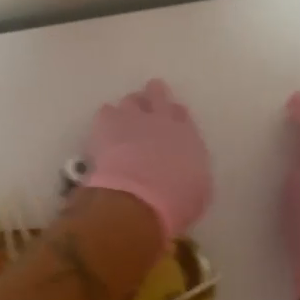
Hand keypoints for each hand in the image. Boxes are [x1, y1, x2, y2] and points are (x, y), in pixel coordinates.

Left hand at [80, 79, 211, 237]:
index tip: (170, 120)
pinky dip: (106, 120)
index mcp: (187, 137)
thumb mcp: (196, 192)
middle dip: (154, 96)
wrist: (140, 198)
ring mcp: (134, 118)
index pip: (182, 116)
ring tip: (122, 119)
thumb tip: (185, 174)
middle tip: (148, 100)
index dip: (174, 116)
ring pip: (131, 101)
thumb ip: (191, 174)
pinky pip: (106, 112)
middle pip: (158, 96)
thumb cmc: (175, 203)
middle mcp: (162, 121)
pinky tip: (103, 132)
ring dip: (128, 108)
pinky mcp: (108, 123)